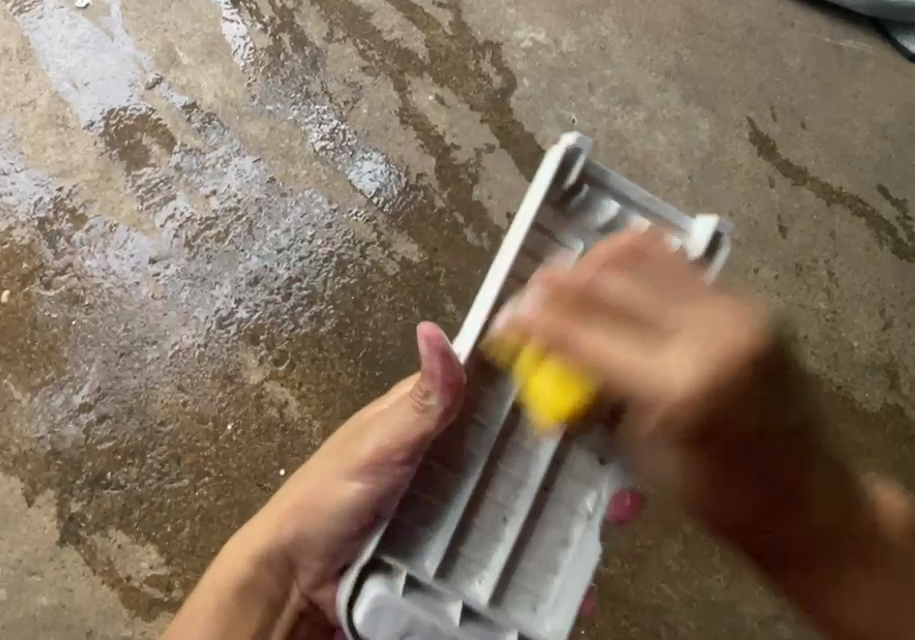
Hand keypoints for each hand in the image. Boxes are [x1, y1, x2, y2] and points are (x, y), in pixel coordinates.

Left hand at [169, 322, 641, 639]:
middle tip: (617, 483)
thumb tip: (436, 332)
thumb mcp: (374, 444)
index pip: (502, 396)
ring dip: (568, 515)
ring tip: (609, 524)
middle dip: (573, 465)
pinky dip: (541, 566)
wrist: (297, 581)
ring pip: (524, 506)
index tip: (596, 402)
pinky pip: (508, 559)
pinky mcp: (458, 557)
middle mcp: (455, 459)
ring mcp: (459, 509)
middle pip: (525, 456)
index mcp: (436, 418)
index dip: (549, 395)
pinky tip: (573, 582)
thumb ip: (416, 401)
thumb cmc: (324, 499)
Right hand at [488, 227, 890, 570]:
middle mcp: (710, 337)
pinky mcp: (748, 302)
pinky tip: (610, 258)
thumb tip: (553, 350)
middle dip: (557, 283)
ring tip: (565, 273)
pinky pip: (677, 264)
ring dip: (594, 261)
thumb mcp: (643, 452)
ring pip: (642, 258)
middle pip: (609, 286)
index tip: (505, 315)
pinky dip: (636, 257)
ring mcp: (735, 312)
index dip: (537, 323)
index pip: (587, 338)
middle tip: (527, 289)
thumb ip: (601, 390)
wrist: (812, 499)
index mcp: (681, 389)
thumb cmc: (720, 495)